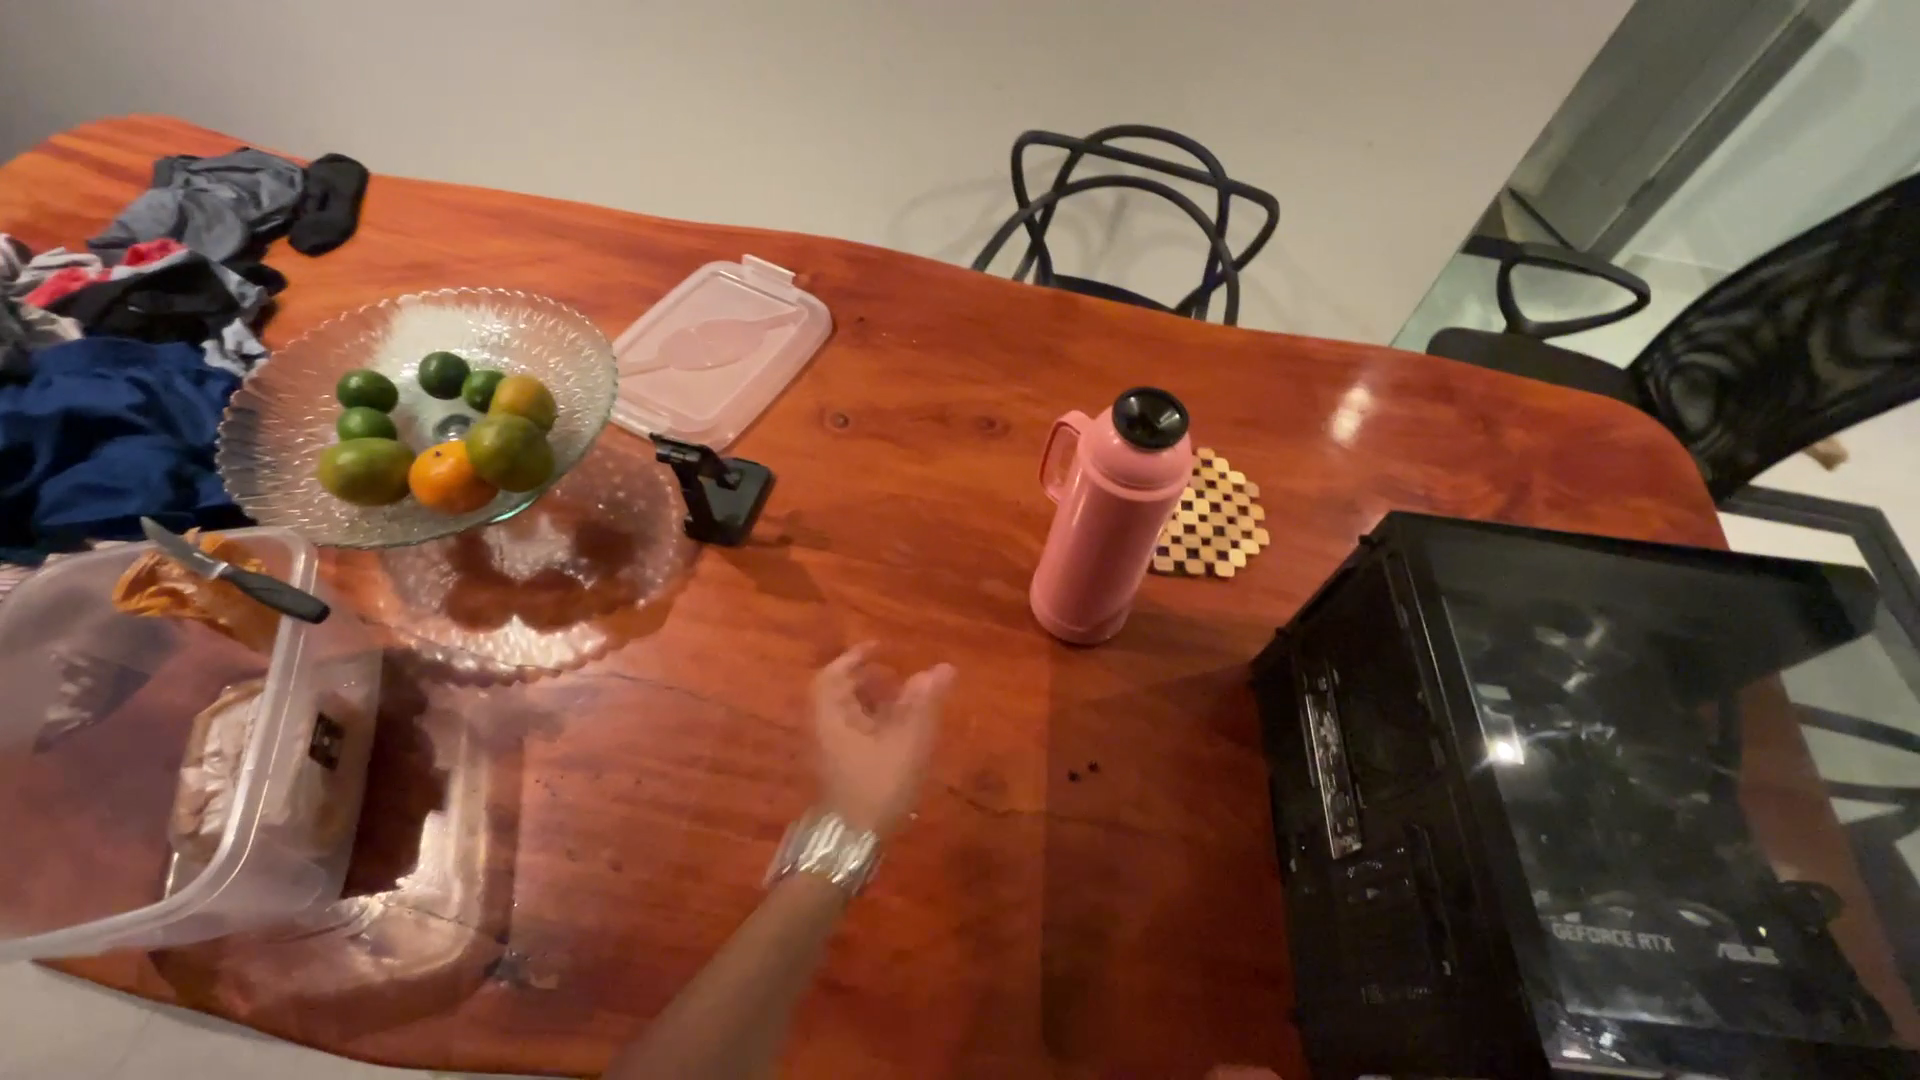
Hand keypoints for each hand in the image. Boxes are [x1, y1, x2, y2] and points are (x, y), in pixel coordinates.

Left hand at [812, 643, 953, 835]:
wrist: (852, 842)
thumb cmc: (877, 785)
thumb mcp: (907, 741)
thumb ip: (924, 702)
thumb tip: (942, 668)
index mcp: (831, 716)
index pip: (834, 675)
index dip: (855, 657)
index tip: (880, 647)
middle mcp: (823, 730)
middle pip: (838, 694)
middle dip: (865, 679)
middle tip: (894, 671)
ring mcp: (829, 753)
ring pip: (846, 716)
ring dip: (870, 702)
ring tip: (903, 698)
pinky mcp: (838, 771)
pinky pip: (853, 734)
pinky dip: (872, 723)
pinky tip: (898, 732)